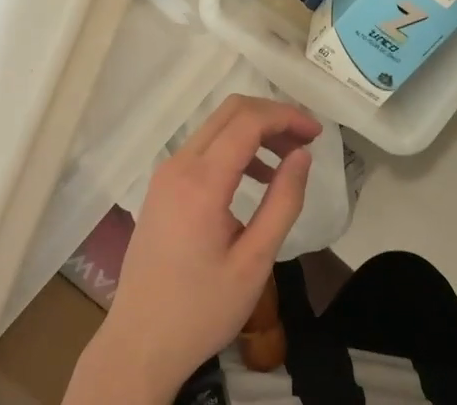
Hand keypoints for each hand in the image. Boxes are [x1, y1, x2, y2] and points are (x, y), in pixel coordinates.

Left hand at [69, 96, 321, 402]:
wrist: (139, 343)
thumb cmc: (201, 309)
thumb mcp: (254, 261)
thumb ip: (283, 202)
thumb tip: (303, 155)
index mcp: (201, 182)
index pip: (248, 121)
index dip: (287, 117)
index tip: (318, 134)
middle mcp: (178, 166)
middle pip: (230, 112)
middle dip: (273, 116)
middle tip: (307, 139)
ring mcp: (165, 175)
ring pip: (216, 127)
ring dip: (255, 131)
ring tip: (290, 159)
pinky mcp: (162, 188)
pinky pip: (203, 149)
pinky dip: (235, 148)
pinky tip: (258, 178)